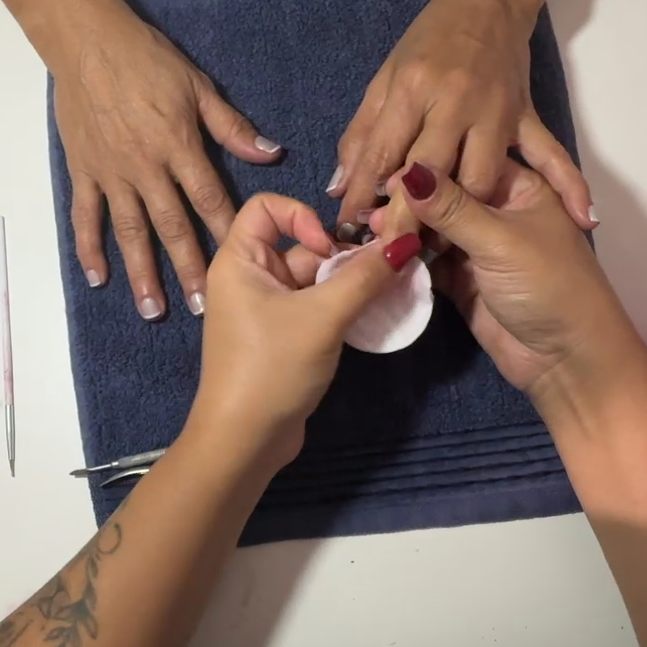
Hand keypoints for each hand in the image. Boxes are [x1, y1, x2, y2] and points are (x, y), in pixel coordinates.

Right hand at [55, 10, 280, 319]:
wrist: (85, 39)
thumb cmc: (146, 58)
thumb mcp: (197, 86)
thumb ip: (231, 127)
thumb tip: (270, 154)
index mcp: (178, 146)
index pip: (208, 199)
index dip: (225, 233)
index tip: (242, 268)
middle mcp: (145, 168)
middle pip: (171, 227)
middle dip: (187, 269)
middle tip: (199, 308)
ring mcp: (111, 173)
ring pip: (129, 231)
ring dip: (141, 272)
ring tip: (152, 308)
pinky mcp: (83, 171)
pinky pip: (85, 216)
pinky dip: (88, 248)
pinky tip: (98, 278)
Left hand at [187, 194, 421, 468]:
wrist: (244, 440)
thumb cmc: (272, 367)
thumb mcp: (322, 317)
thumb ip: (366, 277)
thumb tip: (407, 240)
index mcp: (239, 261)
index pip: (266, 206)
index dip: (302, 215)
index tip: (329, 249)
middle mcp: (248, 278)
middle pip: (299, 244)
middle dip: (339, 256)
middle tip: (379, 274)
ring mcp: (265, 310)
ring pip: (313, 279)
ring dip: (347, 285)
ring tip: (385, 296)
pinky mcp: (282, 338)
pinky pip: (314, 307)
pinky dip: (341, 308)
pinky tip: (371, 318)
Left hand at [330, 0, 594, 236]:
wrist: (487, 0)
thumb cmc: (427, 45)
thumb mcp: (384, 83)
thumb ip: (360, 138)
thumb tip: (340, 191)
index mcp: (413, 90)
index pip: (383, 154)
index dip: (363, 198)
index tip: (349, 233)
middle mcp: (455, 101)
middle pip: (431, 175)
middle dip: (409, 220)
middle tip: (393, 253)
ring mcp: (497, 112)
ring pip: (481, 179)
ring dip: (463, 219)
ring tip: (442, 248)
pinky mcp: (527, 117)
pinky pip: (551, 156)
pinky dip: (569, 187)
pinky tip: (585, 219)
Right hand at [395, 161, 629, 411]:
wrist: (565, 358)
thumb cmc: (547, 285)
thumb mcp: (499, 239)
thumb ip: (451, 207)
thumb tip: (408, 170)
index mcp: (518, 188)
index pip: (465, 164)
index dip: (427, 168)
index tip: (387, 176)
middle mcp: (497, 213)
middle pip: (444, 198)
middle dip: (410, 204)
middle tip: (372, 211)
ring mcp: (479, 249)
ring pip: (433, 232)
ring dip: (406, 233)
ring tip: (372, 233)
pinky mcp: (464, 282)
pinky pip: (430, 264)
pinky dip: (409, 261)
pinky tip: (382, 256)